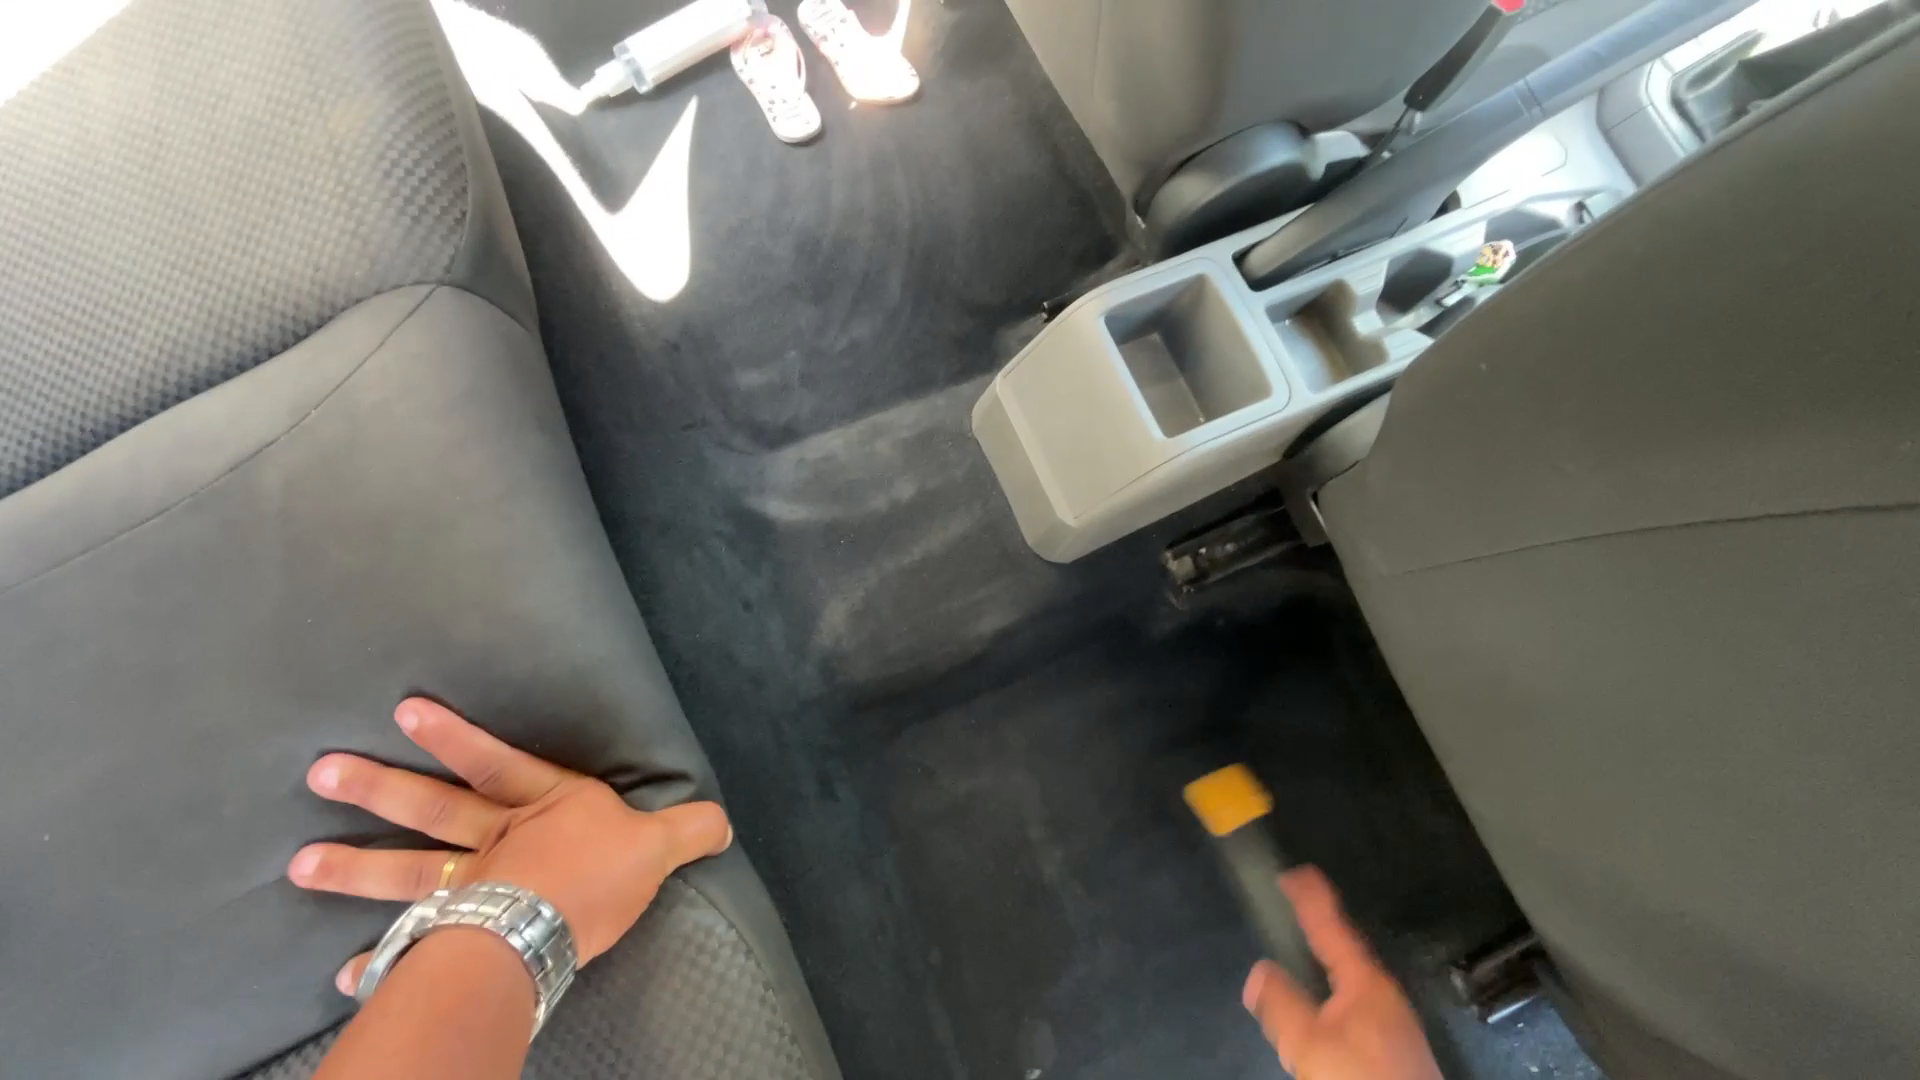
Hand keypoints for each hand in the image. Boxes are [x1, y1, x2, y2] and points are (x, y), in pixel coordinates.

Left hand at [289, 698, 731, 993]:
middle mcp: (497, 840)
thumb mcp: (660, 845)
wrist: (555, 933)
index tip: (405, 710)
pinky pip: (411, 947)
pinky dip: (380, 960)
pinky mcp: (458, 936)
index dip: (455, 736)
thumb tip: (725, 821)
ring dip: (354, 868)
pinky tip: (346, 972)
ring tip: (298, 863)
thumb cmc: (602, 877)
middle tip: (320, 771)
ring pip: (405, 873)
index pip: (496, 761)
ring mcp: (469, 888)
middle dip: (380, 789)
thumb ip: (690, 828)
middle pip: (434, 809)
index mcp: (546, 808)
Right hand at [1242, 867, 1440, 1079]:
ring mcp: (1393, 1024)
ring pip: (1351, 979)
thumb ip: (1280, 1004)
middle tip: (1292, 904)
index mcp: (1365, 983)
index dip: (1310, 897)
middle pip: (1345, 948)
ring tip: (1300, 948)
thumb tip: (1259, 971)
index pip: (1331, 925)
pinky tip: (1321, 1009)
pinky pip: (1354, 1003)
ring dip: (1325, 959)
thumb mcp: (1309, 1045)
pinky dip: (1332, 989)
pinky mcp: (1394, 1050)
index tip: (1292, 872)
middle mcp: (1383, 995)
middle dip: (1319, 925)